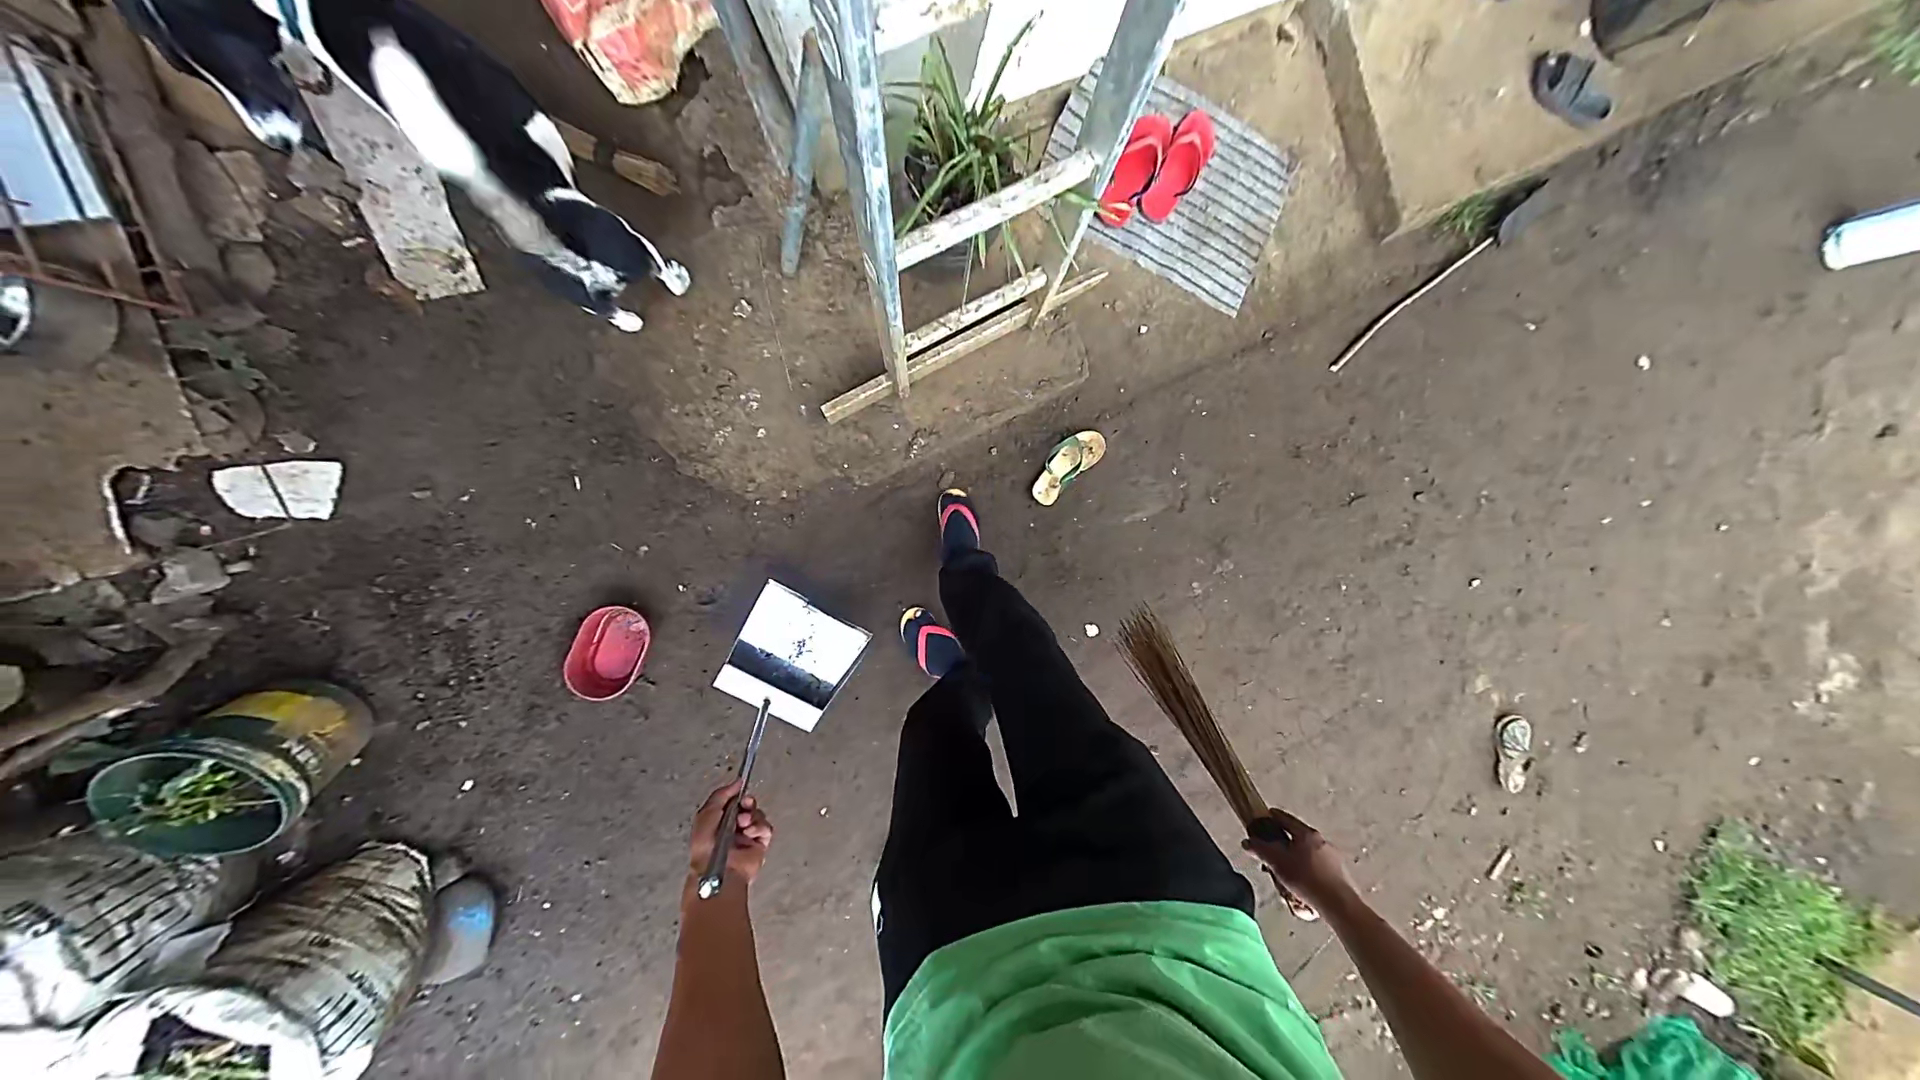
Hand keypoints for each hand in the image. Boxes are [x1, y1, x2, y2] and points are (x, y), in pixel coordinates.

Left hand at [687, 778, 773, 887]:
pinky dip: (759, 827)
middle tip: (745, 805)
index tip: (740, 789)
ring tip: (744, 824)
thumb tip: (738, 782)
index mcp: (718, 821)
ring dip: (752, 816)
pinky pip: (766, 828)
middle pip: (748, 806)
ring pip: (758, 815)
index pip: (733, 801)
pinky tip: (750, 833)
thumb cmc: (707, 846)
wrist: (719, 870)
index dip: (737, 795)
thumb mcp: (706, 814)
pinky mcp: (760, 844)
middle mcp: (733, 828)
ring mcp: (747, 836)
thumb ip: (721, 795)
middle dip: (747, 803)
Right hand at [1242, 806, 1354, 911]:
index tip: (1267, 816)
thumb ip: (1259, 849)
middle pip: (1296, 840)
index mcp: (1308, 834)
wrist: (1338, 905)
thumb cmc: (1307, 878)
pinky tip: (1300, 893)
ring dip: (1294, 867)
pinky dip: (1306, 878)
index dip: (1273, 817)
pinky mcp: (1339, 877)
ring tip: (1286, 883)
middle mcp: (1323, 843)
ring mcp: (1333, 860)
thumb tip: (1247, 842)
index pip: (1286, 819)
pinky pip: (1316, 873)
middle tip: (1272, 860)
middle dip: (1282, 850)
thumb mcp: (1275, 861)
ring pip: (1306, 858)